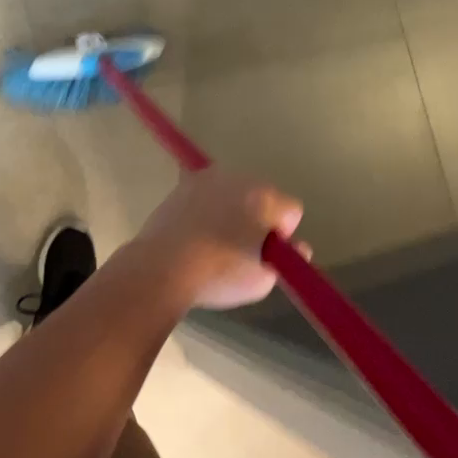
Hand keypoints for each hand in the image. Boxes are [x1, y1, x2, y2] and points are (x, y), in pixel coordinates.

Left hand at [130, 168, 304, 309]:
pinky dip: (207, 207)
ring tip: (214, 241)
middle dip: (258, 218)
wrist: (161, 267)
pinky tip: (195, 231)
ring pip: (233, 192)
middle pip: (262, 196)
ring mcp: (207, 178)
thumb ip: (285, 261)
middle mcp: (238, 178)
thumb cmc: (218, 274)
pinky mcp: (182, 185)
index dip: (283, 236)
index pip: (291, 210)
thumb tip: (295, 248)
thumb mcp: (262, 280)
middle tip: (241, 249)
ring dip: (232, 210)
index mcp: (264, 197)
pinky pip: (206, 194)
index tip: (265, 255)